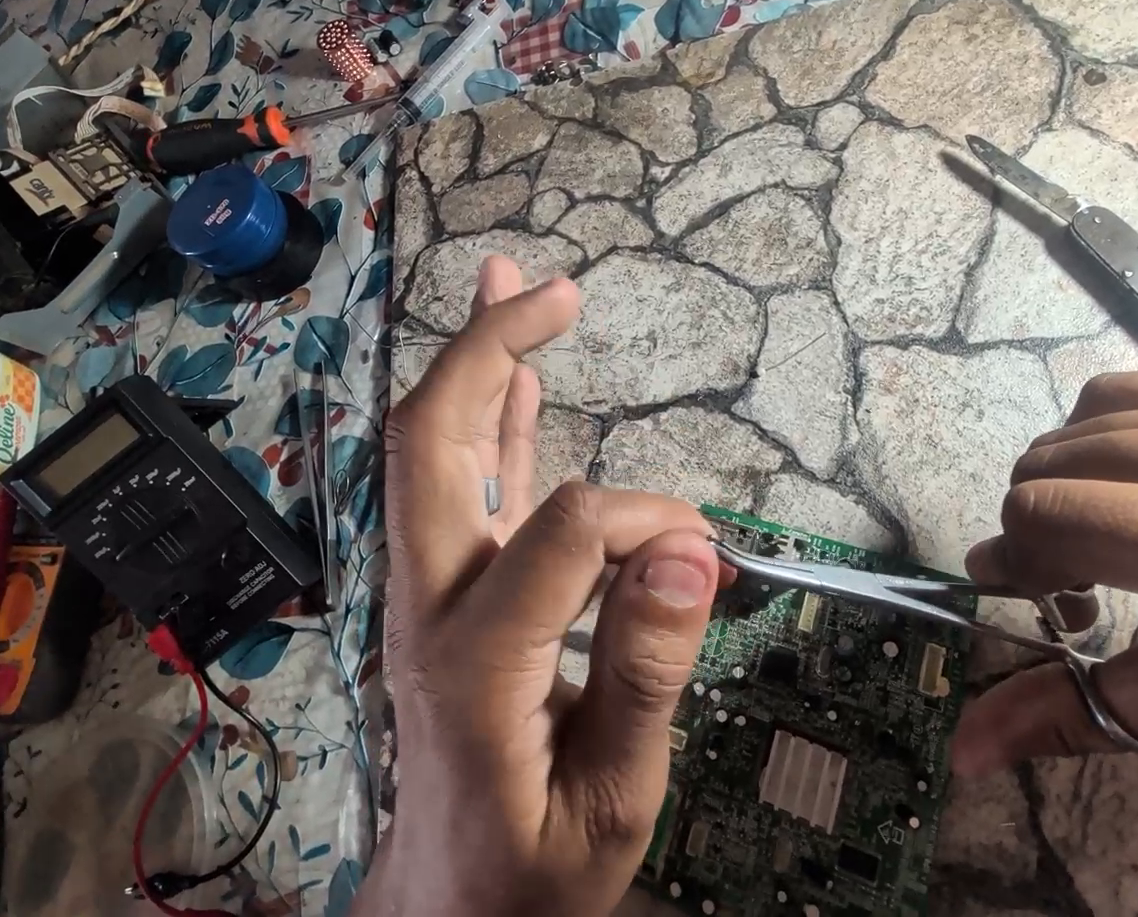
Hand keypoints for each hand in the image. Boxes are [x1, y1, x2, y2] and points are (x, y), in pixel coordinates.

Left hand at [361, 258, 722, 916]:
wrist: (451, 905)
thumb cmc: (533, 870)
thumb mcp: (613, 800)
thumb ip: (646, 676)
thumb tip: (690, 555)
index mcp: (476, 659)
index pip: (569, 531)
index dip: (649, 525)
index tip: (706, 559)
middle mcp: (432, 602)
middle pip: (433, 441)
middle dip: (489, 349)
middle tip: (553, 289)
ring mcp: (431, 590)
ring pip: (436, 449)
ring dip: (478, 361)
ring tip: (517, 282)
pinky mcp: (450, 591)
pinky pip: (468, 487)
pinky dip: (497, 422)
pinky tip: (524, 373)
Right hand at [951, 369, 1137, 800]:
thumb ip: (1071, 716)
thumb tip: (962, 747)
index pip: (1048, 513)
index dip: (1016, 560)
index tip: (1034, 597)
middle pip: (1051, 461)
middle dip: (1040, 527)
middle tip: (1078, 581)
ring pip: (1079, 421)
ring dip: (1069, 482)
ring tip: (1112, 532)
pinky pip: (1130, 393)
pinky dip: (1108, 440)